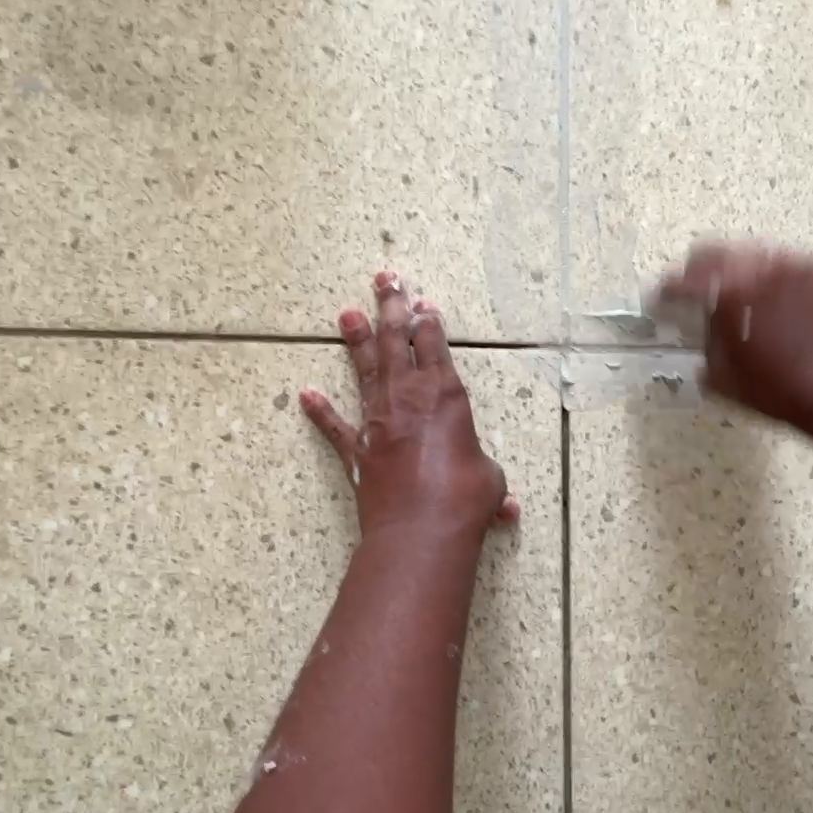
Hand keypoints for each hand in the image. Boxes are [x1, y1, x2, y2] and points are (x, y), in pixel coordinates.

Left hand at [299, 272, 518, 541]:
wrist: (421, 531)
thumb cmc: (465, 500)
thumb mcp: (491, 482)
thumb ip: (491, 482)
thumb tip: (507, 510)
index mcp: (444, 395)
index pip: (435, 346)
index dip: (430, 323)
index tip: (424, 303)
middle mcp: (408, 397)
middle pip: (397, 342)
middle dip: (392, 309)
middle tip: (384, 281)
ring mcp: (378, 420)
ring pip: (366, 370)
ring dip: (357, 340)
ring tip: (347, 313)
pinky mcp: (358, 449)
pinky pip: (336, 426)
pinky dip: (321, 411)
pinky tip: (306, 395)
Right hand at [656, 240, 812, 430]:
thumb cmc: (781, 391)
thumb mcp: (723, 375)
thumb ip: (703, 341)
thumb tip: (700, 328)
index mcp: (729, 291)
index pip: (682, 280)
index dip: (666, 291)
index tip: (661, 299)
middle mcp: (761, 267)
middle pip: (714, 251)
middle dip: (698, 271)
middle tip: (692, 290)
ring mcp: (795, 265)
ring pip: (751, 253)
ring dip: (736, 271)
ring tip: (734, 295)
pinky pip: (784, 264)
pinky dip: (771, 278)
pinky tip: (772, 300)